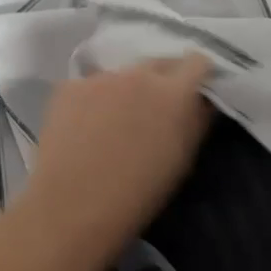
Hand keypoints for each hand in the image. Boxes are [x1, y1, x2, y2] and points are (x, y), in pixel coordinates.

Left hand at [19, 54, 213, 269]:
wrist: (70, 209)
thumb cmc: (136, 196)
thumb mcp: (182, 161)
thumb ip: (195, 120)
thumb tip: (200, 100)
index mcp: (174, 92)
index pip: (198, 62)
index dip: (197, 75)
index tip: (193, 91)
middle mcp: (140, 73)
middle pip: (159, 63)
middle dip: (162, 81)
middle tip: (153, 112)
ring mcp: (102, 76)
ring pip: (123, 75)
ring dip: (125, 91)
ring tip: (113, 124)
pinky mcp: (69, 85)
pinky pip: (90, 86)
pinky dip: (92, 101)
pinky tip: (83, 128)